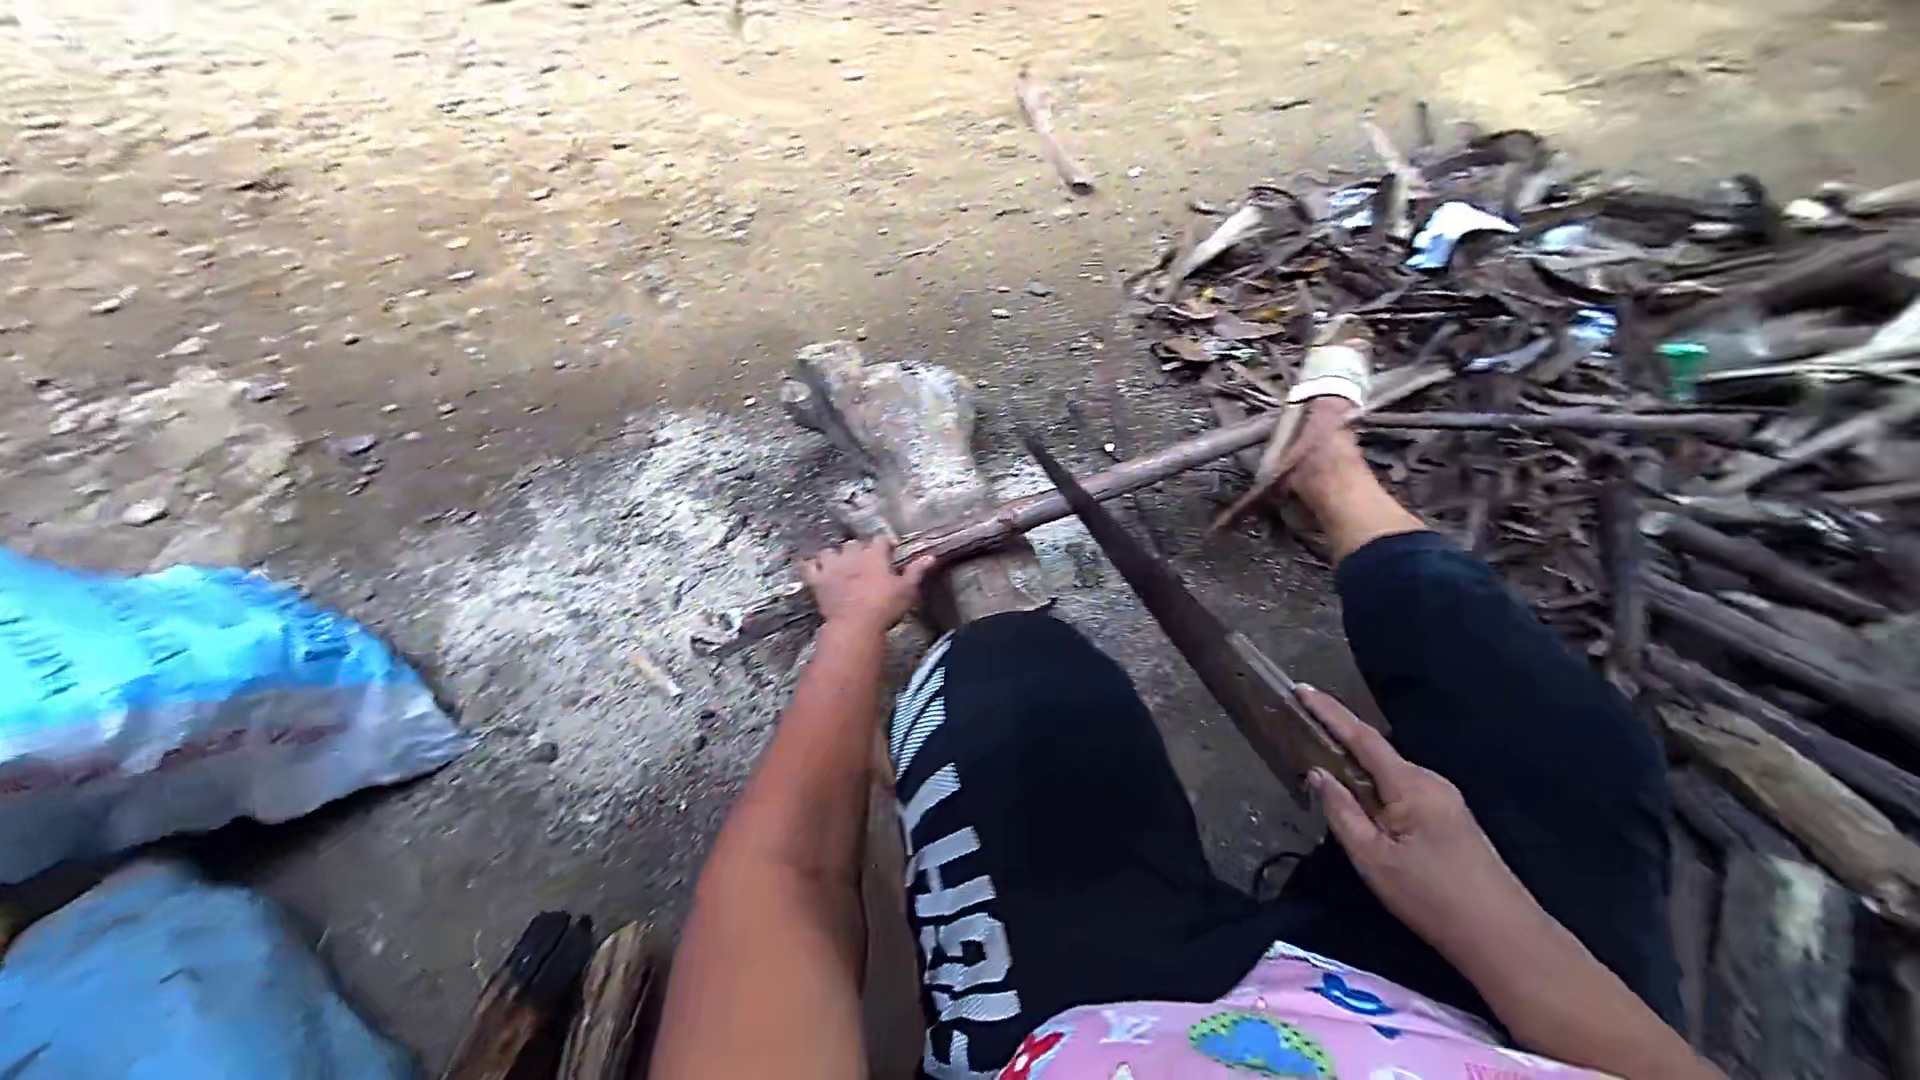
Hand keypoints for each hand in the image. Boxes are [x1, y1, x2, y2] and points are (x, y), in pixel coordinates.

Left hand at [801, 537, 933, 633]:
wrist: (855, 625)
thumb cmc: (885, 607)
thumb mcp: (907, 590)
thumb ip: (917, 571)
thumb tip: (931, 556)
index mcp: (875, 555)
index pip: (880, 540)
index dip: (884, 546)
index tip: (889, 553)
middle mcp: (852, 555)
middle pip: (854, 543)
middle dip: (858, 550)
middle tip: (863, 564)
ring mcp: (832, 566)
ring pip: (829, 551)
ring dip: (834, 557)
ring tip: (839, 566)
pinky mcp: (817, 580)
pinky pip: (809, 566)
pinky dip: (812, 566)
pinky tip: (816, 570)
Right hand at [1302, 687, 1541, 960]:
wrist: (1508, 942)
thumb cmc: (1432, 898)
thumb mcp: (1371, 857)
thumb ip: (1340, 810)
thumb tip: (1318, 774)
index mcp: (1411, 785)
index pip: (1361, 737)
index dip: (1328, 711)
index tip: (1300, 688)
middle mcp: (1430, 782)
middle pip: (1374, 751)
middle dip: (1338, 737)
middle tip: (1300, 728)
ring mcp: (1444, 799)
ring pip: (1387, 772)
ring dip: (1355, 765)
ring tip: (1321, 766)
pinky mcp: (1449, 817)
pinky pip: (1400, 788)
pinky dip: (1373, 784)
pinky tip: (1359, 800)